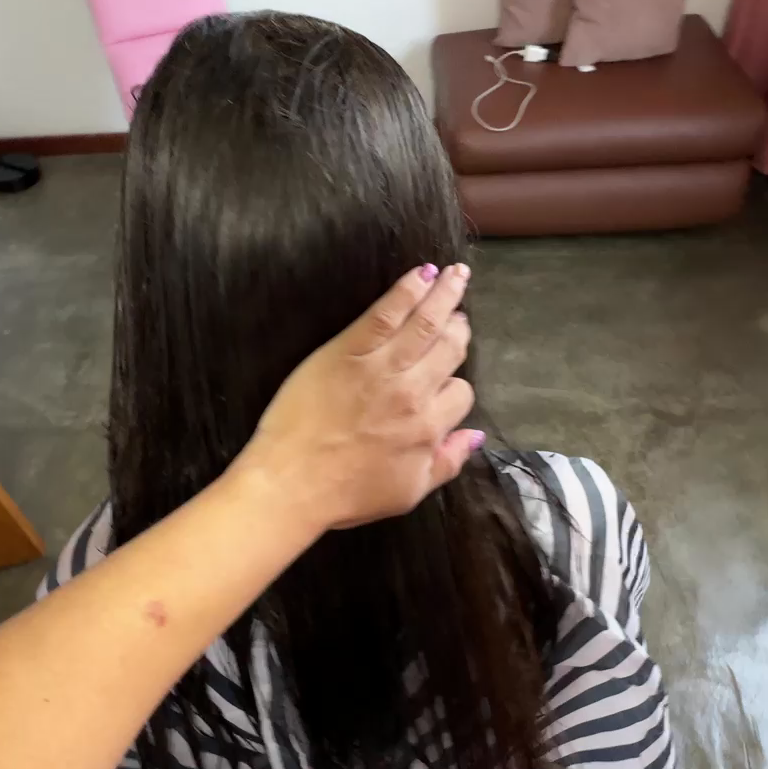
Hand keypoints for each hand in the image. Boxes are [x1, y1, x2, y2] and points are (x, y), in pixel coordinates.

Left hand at [230, 262, 481, 532]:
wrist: (292, 484)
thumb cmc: (345, 495)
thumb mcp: (408, 493)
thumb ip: (447, 464)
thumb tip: (474, 436)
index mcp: (429, 429)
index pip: (461, 393)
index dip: (455, 387)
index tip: (446, 381)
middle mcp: (414, 393)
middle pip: (450, 349)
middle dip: (458, 331)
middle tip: (458, 319)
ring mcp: (382, 368)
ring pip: (427, 323)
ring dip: (447, 295)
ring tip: (457, 275)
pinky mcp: (350, 349)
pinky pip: (387, 312)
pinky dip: (409, 290)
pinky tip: (423, 273)